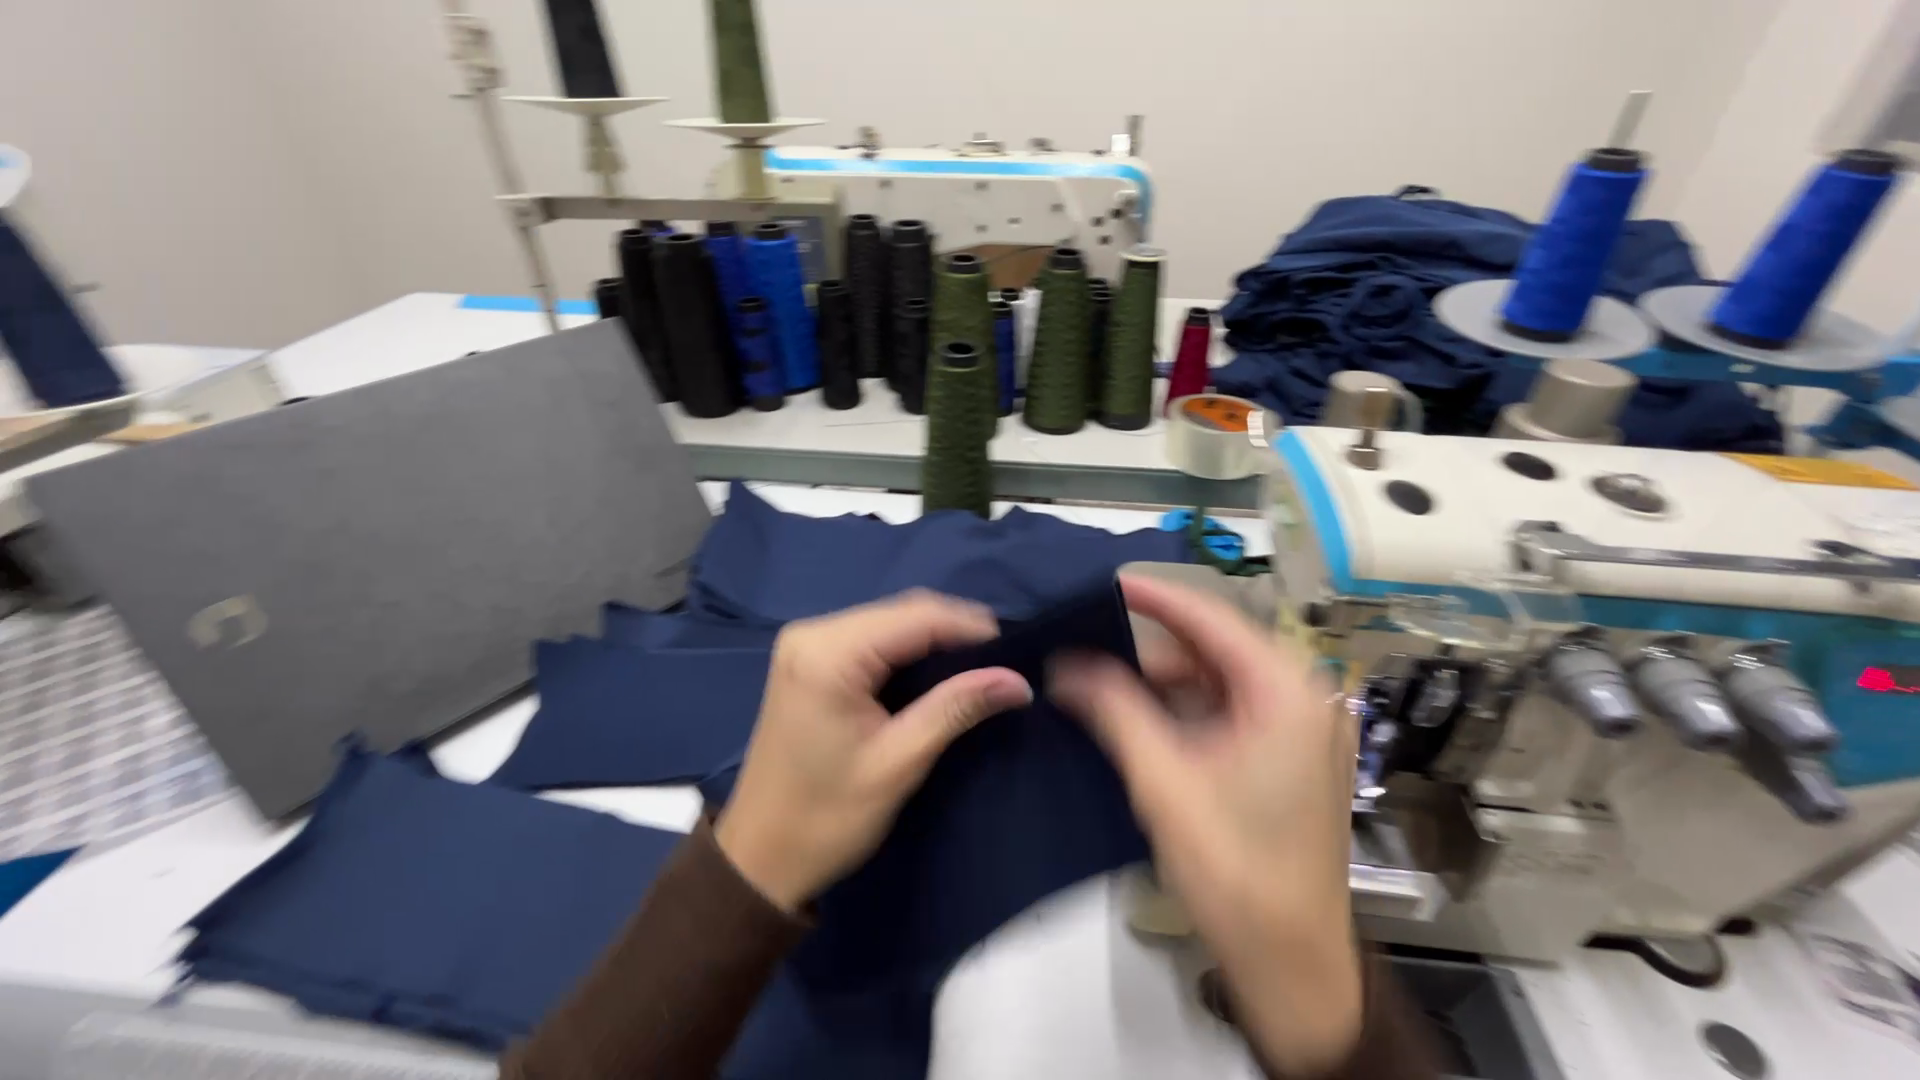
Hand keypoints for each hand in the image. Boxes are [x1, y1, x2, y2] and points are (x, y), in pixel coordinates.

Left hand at [716, 591, 1033, 912]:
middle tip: (1003, 665)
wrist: (759, 856)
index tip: (1017, 653)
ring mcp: (806, 643)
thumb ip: (955, 709)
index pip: (917, 617)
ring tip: (980, 670)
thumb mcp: (898, 763)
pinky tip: (936, 674)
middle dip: (955, 633)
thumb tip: (1018, 680)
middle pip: (902, 613)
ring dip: (934, 641)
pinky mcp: (808, 659)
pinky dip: (908, 651)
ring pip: (890, 622)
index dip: (971, 628)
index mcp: (827, 654)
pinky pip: (871, 638)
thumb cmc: (826, 818)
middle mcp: (812, 633)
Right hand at [1048, 575, 1361, 1075]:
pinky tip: (1140, 720)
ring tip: (1103, 684)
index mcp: (1286, 693)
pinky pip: (1230, 711)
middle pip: (1216, 648)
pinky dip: (1186, 711)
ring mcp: (1301, 730)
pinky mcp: (1290, 758)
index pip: (1212, 618)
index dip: (1155, 597)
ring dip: (1165, 683)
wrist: (1291, 961)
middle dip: (1152, 648)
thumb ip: (1114, 711)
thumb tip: (1065, 665)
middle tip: (1089, 645)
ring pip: (1220, 681)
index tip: (1105, 583)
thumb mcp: (1163, 782)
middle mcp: (1303, 698)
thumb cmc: (1234, 869)